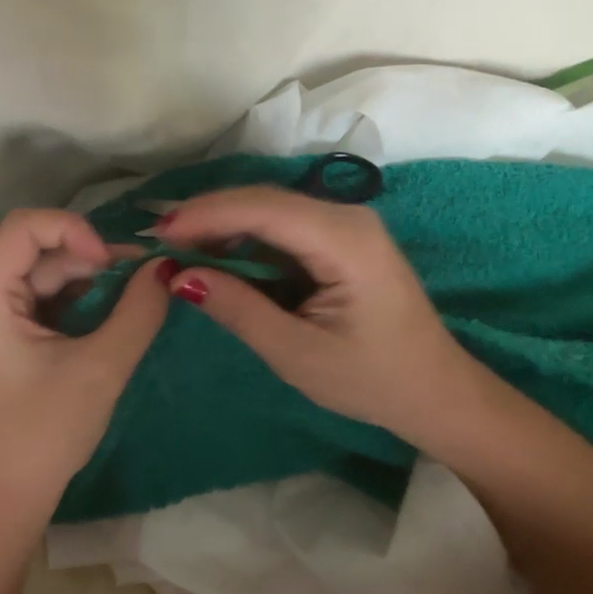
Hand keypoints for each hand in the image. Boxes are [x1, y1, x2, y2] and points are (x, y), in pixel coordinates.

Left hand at [0, 209, 170, 516]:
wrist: (7, 497)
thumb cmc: (45, 433)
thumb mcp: (101, 369)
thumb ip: (138, 312)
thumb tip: (167, 267)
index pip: (24, 226)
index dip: (73, 228)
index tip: (112, 261)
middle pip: (36, 251)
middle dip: (91, 257)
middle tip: (145, 275)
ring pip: (44, 275)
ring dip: (90, 279)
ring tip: (140, 293)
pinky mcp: (4, 338)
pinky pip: (43, 301)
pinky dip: (79, 301)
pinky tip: (115, 312)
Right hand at [155, 185, 480, 439]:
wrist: (436, 393)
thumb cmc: (371, 380)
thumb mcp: (295, 353)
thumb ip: (236, 308)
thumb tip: (178, 276)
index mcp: (345, 241)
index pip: (261, 209)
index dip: (204, 216)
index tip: (156, 235)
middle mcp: (347, 217)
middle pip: (261, 200)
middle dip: (206, 217)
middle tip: (157, 243)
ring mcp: (345, 225)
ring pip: (267, 209)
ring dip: (221, 226)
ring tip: (176, 252)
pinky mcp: (338, 239)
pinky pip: (280, 226)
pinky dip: (242, 238)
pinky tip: (214, 256)